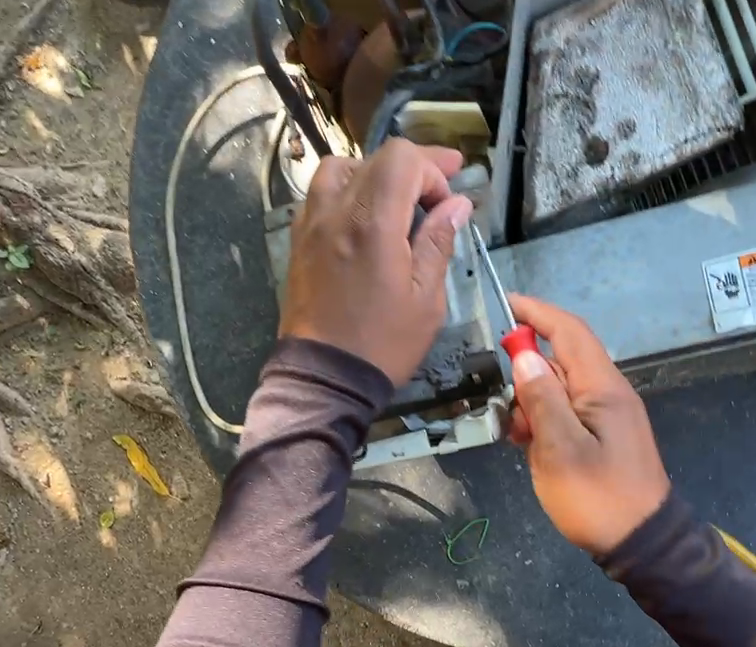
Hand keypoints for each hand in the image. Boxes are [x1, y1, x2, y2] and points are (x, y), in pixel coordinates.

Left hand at [279, 139, 474, 384]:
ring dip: (373, 176)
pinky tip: (362, 222)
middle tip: (438, 192)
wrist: (324, 378)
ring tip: (394, 202)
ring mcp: (312, 226)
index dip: (433, 169)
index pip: (403, 159)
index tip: (450, 199)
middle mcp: (337, 212)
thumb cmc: (382, 345)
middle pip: (375, 160)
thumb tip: (457, 205)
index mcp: (373, 222)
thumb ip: (439, 244)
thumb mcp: (426, 301)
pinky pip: (319, 198)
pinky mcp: (298, 244)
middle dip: (412, 168)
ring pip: (340, 170)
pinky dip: (345, 196)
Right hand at [507, 294, 670, 555]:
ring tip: (516, 435)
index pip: (568, 332)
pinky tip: (527, 444)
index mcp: (603, 388)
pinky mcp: (601, 438)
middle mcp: (607, 394)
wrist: (641, 543)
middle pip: (560, 360)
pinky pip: (566, 414)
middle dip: (526, 371)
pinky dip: (543, 422)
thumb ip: (542, 399)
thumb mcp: (560, 450)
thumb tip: (525, 356)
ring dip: (531, 403)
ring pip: (559, 390)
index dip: (536, 314)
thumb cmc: (598, 498)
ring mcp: (606, 417)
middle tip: (502, 403)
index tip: (503, 304)